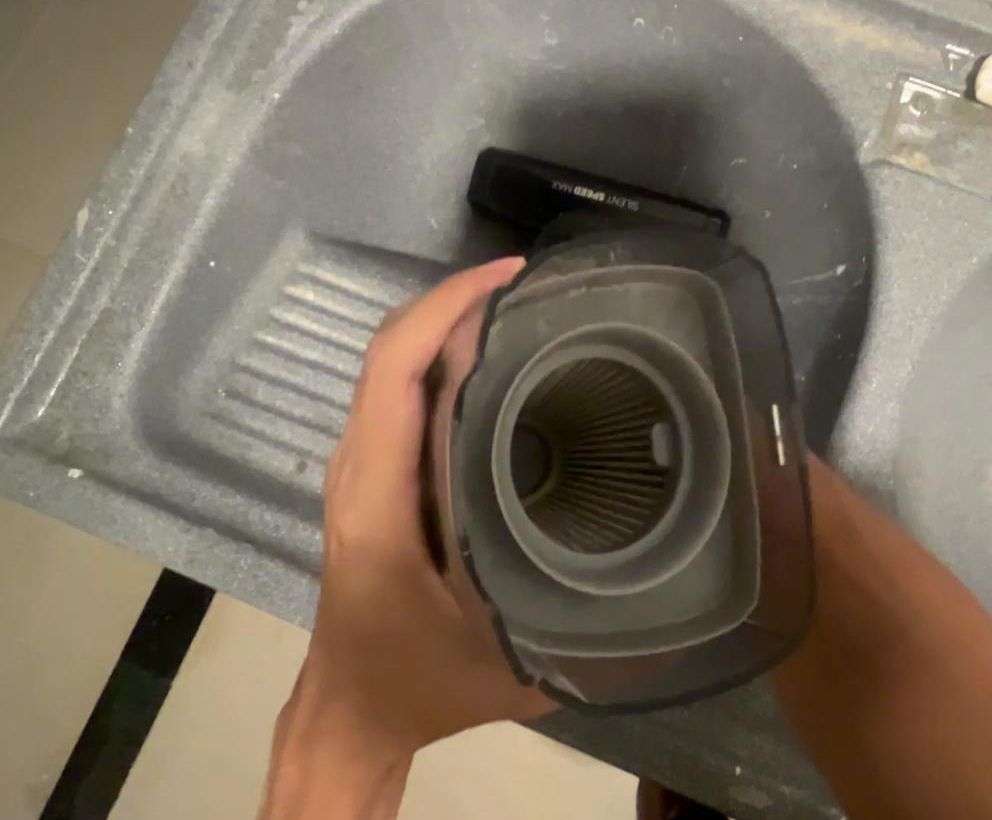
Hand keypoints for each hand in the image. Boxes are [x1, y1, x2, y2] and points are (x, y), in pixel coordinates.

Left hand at [262, 258, 554, 819]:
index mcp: (378, 500)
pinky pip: (397, 393)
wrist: (352, 712)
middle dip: (454, 302)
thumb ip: (564, 605)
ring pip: (391, 366)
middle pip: (389, 351)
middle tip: (533, 291)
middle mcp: (359, 470)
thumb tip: (638, 550)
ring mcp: (360, 470)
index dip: (446, 308)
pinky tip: (496, 367)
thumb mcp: (502, 650)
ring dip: (448, 326)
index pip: (394, 370)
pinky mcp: (371, 476)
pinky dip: (442, 360)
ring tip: (522, 314)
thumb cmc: (418, 683)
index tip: (510, 278)